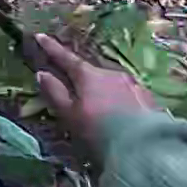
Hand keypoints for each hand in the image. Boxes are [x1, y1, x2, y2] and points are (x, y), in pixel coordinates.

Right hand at [34, 33, 156, 146]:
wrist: (146, 151)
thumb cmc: (99, 132)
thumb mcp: (70, 115)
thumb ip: (55, 92)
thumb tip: (42, 73)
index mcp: (88, 75)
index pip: (66, 58)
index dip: (52, 48)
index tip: (40, 36)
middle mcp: (110, 73)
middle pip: (89, 70)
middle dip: (80, 75)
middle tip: (72, 83)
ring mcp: (131, 84)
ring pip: (109, 82)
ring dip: (101, 89)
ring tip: (99, 105)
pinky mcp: (147, 98)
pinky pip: (126, 93)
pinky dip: (118, 99)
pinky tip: (119, 113)